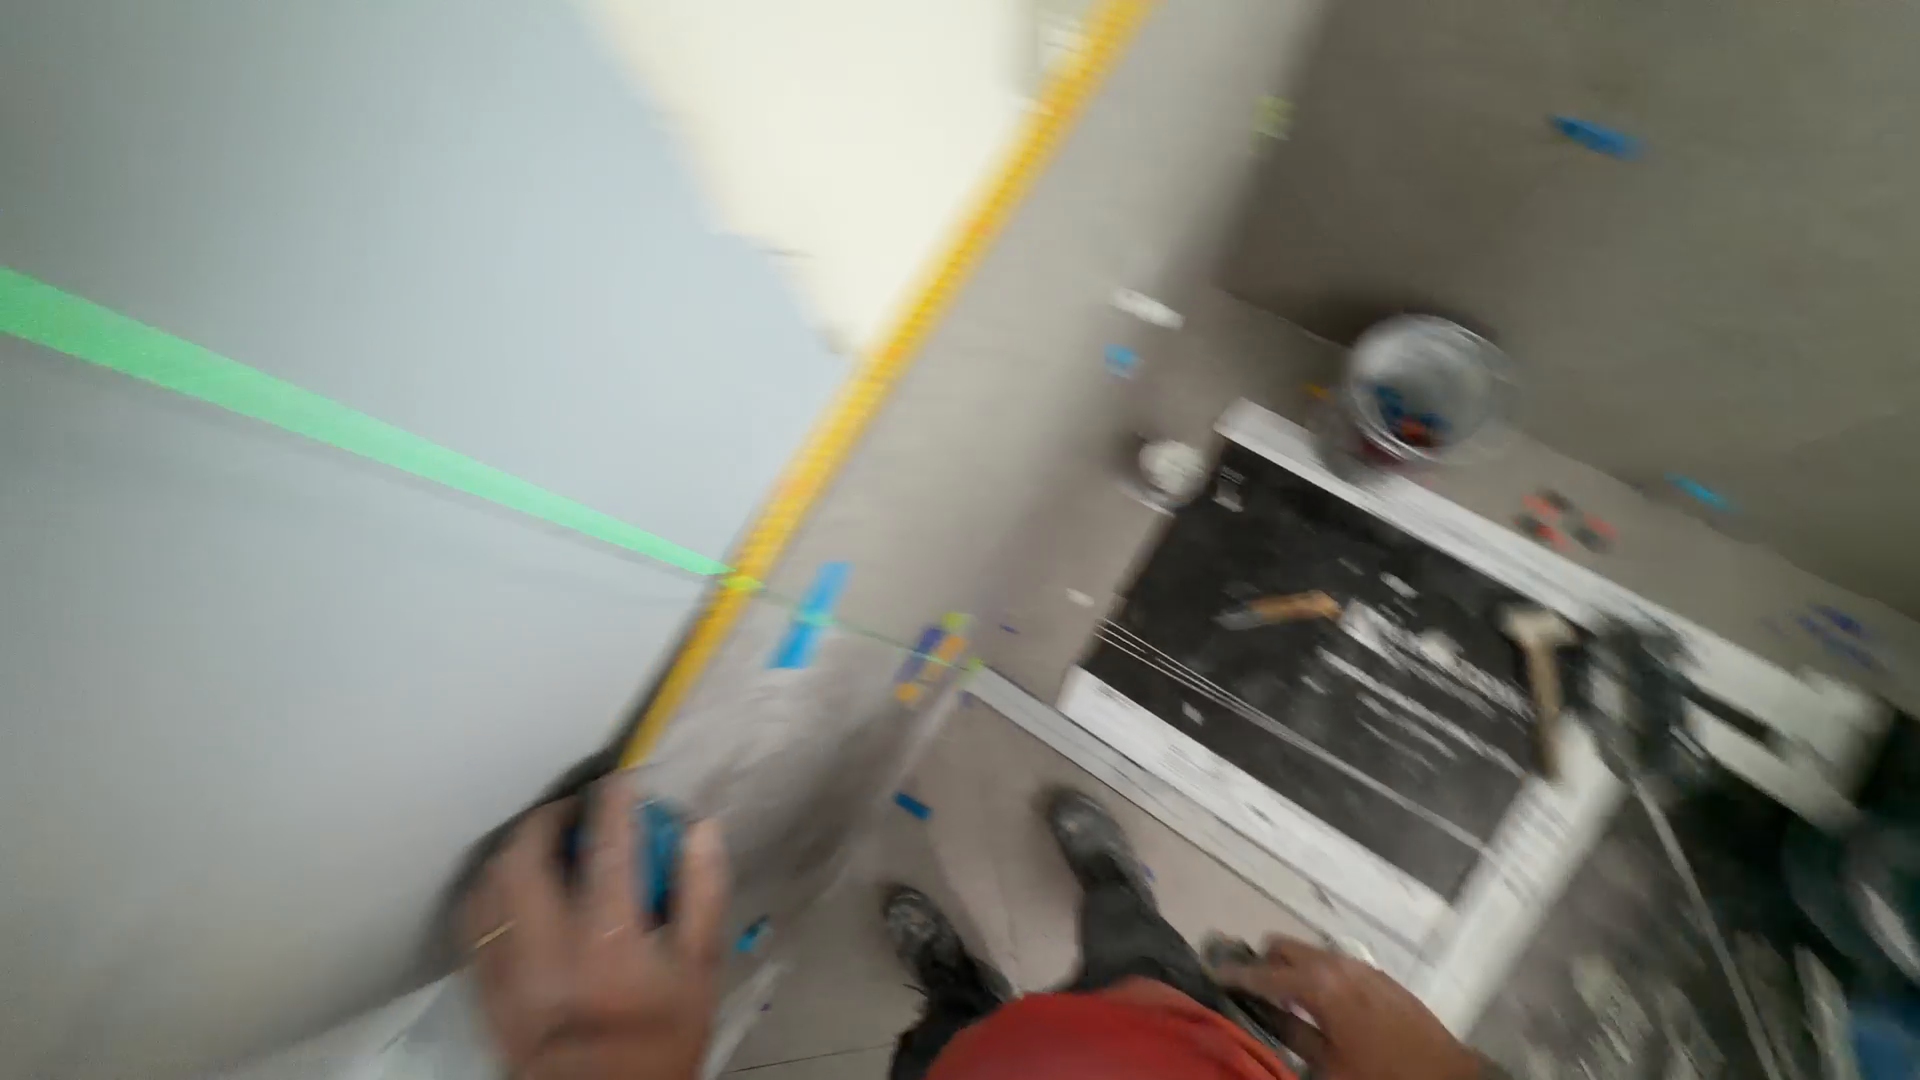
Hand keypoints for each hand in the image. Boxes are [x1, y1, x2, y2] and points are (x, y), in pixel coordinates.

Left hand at [460, 777, 730, 1079]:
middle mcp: (547, 946)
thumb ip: (703, 890)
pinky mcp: (484, 989)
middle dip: (549, 816)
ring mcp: (506, 969)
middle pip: (525, 857)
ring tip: (546, 838)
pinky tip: (516, 882)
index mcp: (608, 939)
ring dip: (516, 847)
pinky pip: (472, 920)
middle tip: (577, 807)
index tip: (623, 779)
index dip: (614, 802)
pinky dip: (492, 886)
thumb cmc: (661, 1032)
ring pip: (488, 885)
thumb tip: (700, 826)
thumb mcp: (701, 965)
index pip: (607, 848)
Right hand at [1216, 935, 1480, 1079]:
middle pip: (1282, 946)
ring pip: (1308, 952)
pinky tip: (1323, 1006)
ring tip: (1286, 1001)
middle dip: (1262, 963)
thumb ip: (1291, 1035)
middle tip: (1252, 991)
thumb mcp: (1329, 1067)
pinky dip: (1317, 975)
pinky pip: (1333, 963)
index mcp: (1317, 985)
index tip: (1212, 972)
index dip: (1234, 973)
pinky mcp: (1377, 975)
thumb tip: (1260, 1015)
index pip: (1261, 973)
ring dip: (1290, 968)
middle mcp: (1334, 962)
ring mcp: (1358, 965)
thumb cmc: (1384, 1078)